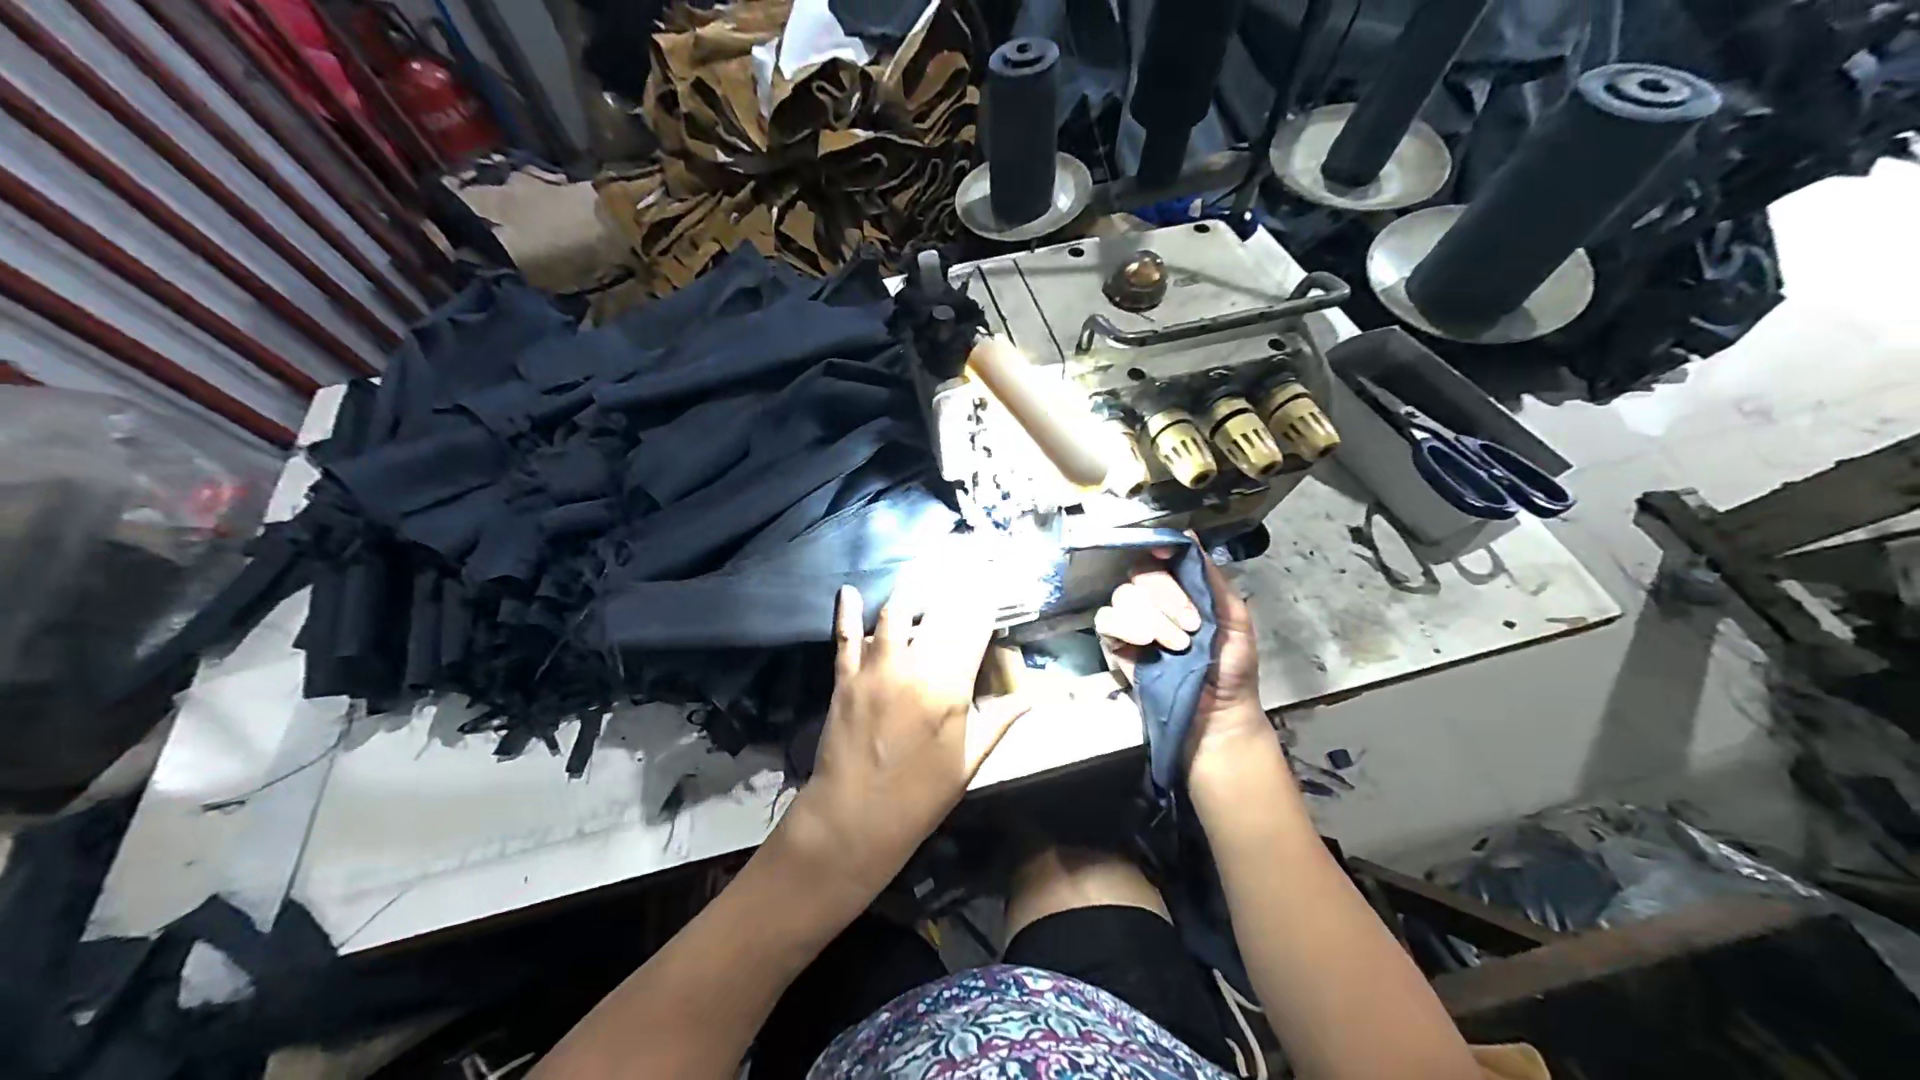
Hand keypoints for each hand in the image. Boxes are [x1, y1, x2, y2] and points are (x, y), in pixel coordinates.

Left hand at [775, 580, 1021, 896]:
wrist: (854, 821)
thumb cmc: (920, 796)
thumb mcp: (970, 761)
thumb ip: (1001, 720)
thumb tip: (1036, 696)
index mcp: (949, 688)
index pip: (974, 627)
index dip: (986, 598)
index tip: (994, 577)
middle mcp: (913, 668)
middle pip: (939, 612)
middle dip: (956, 584)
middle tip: (966, 563)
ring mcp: (874, 670)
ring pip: (894, 614)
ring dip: (911, 591)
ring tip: (923, 569)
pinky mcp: (844, 679)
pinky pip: (845, 638)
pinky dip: (847, 613)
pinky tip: (848, 591)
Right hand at [1094, 544, 1274, 773]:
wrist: (1217, 713)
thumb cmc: (1232, 667)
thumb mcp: (1234, 618)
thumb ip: (1211, 578)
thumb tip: (1190, 536)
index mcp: (1181, 588)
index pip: (1160, 556)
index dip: (1162, 552)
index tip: (1169, 558)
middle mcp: (1152, 600)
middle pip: (1141, 572)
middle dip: (1167, 596)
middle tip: (1192, 626)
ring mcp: (1131, 621)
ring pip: (1124, 595)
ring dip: (1152, 617)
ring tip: (1176, 645)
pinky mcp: (1113, 643)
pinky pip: (1106, 619)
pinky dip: (1125, 626)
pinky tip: (1146, 643)